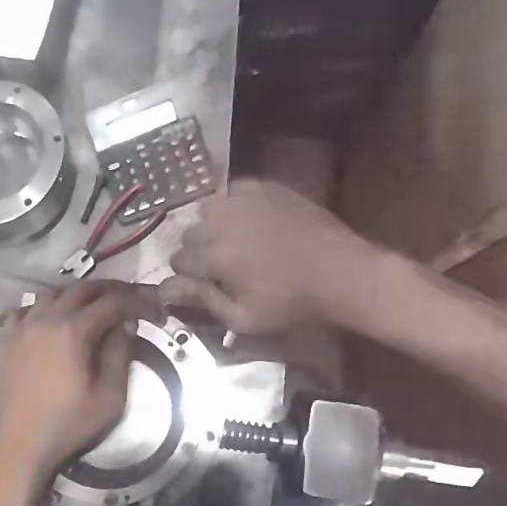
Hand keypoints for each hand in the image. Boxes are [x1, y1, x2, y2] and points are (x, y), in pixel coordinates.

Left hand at [0, 282, 148, 475]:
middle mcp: (45, 319)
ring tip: (95, 306)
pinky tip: (53, 319)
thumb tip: (126, 324)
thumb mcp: (110, 396)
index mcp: (73, 331)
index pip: (112, 302)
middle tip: (131, 300)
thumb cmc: (69, 425)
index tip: (155, 313)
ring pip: (52, 293)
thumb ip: (121, 354)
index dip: (138, 302)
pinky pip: (26, 309)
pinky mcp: (7, 340)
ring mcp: (22, 327)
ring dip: (78, 294)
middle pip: (82, 288)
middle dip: (111, 290)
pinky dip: (45, 306)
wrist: (20, 446)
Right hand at [161, 180, 383, 333]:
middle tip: (222, 266)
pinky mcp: (264, 188)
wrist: (342, 273)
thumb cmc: (292, 304)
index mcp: (213, 256)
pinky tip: (249, 221)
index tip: (206, 284)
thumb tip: (165, 289)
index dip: (189, 275)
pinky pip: (231, 192)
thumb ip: (201, 300)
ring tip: (234, 242)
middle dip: (199, 250)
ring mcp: (242, 199)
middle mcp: (220, 221)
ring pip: (206, 209)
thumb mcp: (243, 317)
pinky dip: (232, 206)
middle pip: (188, 234)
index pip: (178, 260)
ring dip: (212, 226)